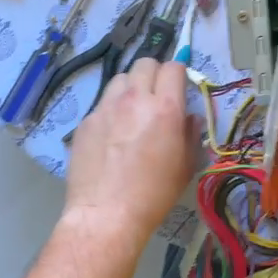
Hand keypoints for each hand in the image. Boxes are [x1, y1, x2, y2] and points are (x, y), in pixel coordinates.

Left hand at [61, 58, 194, 245]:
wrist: (106, 214)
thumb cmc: (154, 194)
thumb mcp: (185, 167)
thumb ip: (191, 134)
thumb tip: (190, 118)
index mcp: (165, 108)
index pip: (173, 67)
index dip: (179, 73)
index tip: (179, 87)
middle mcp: (135, 99)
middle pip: (144, 63)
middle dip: (154, 73)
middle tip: (156, 95)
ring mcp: (105, 107)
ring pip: (120, 79)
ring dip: (130, 88)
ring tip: (132, 111)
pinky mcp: (85, 121)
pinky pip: (102, 104)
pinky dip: (111, 111)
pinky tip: (111, 136)